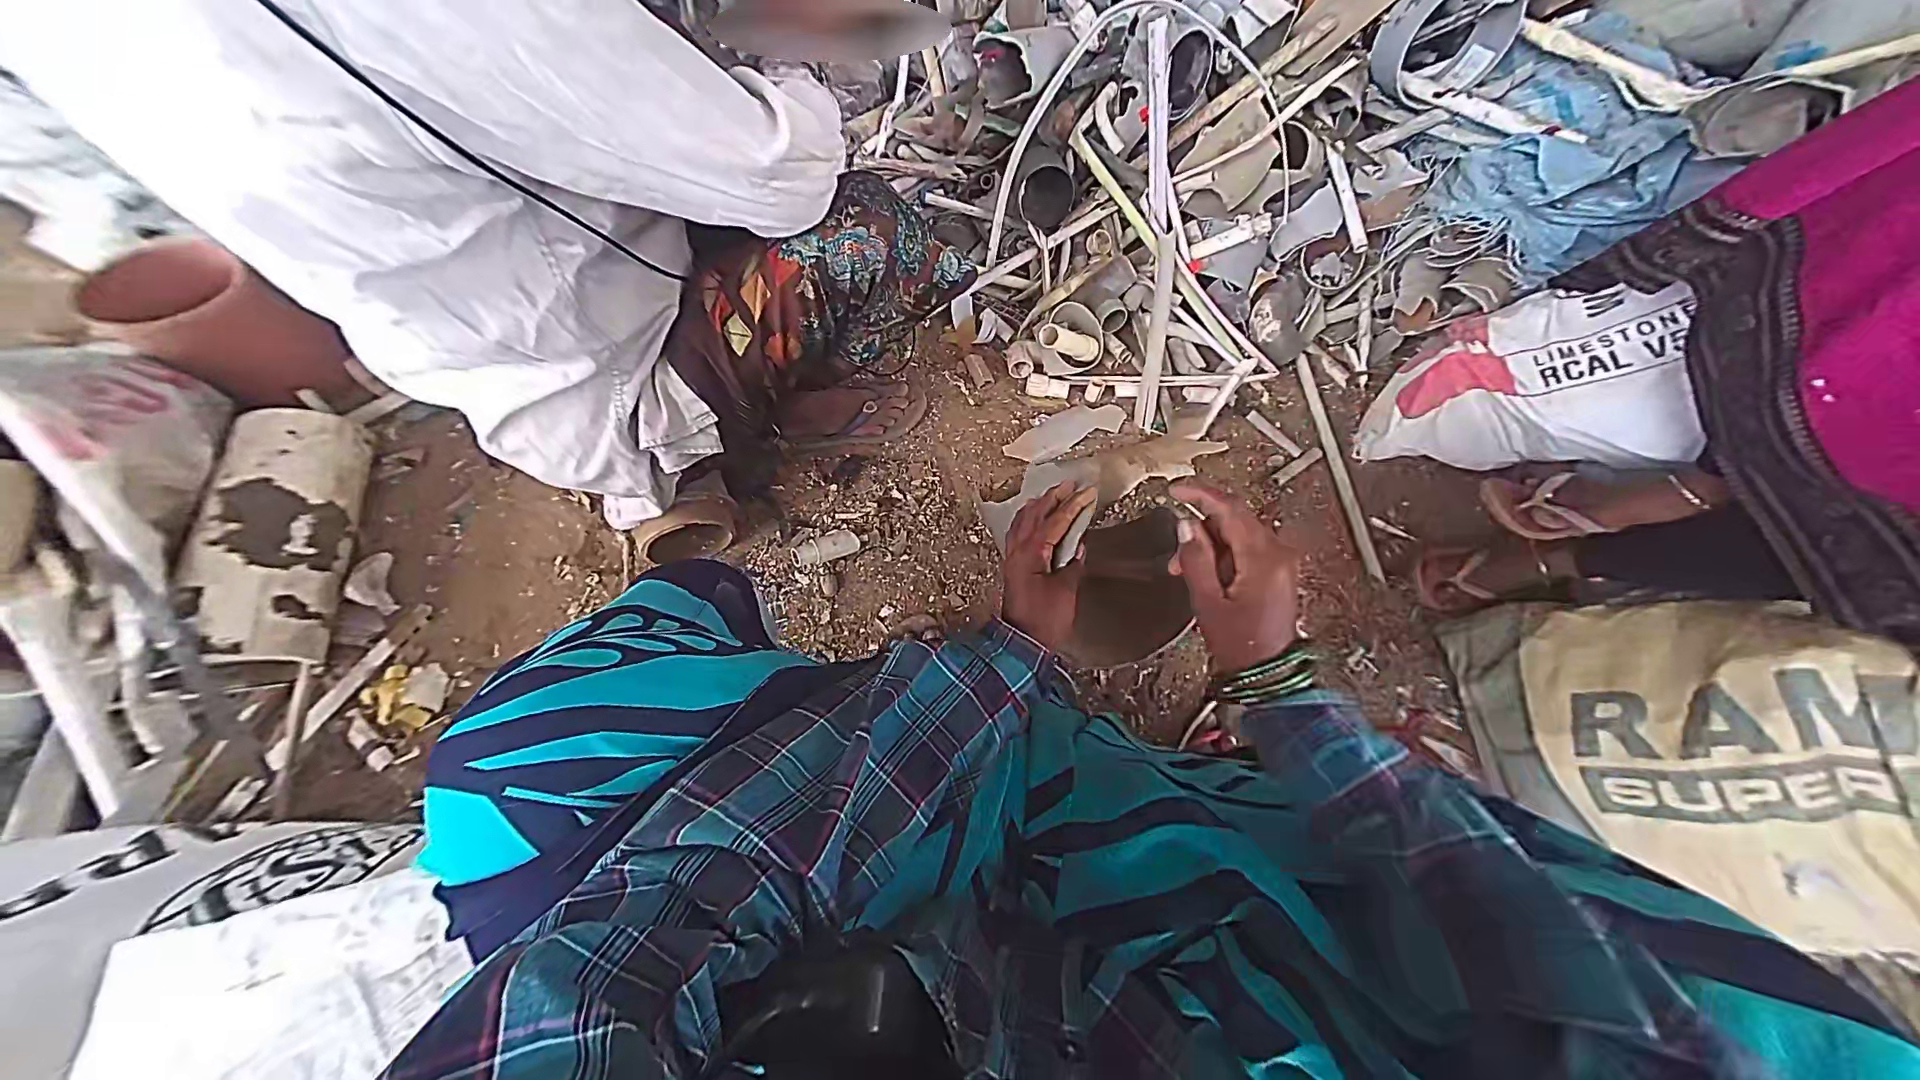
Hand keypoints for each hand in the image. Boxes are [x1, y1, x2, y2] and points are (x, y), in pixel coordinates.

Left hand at [999, 482, 1098, 652]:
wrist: (1023, 642)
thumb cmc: (1045, 620)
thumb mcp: (1066, 590)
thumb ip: (1073, 564)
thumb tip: (1079, 547)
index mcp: (1030, 554)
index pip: (1054, 521)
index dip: (1072, 506)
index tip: (1087, 493)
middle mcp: (1017, 552)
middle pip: (1033, 515)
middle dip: (1052, 498)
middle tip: (1069, 486)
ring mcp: (1012, 559)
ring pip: (1022, 522)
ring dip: (1037, 506)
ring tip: (1052, 495)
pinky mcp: (1012, 567)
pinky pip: (1017, 534)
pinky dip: (1027, 520)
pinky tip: (1033, 520)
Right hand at [1167, 483, 1301, 673]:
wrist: (1267, 671)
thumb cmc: (1240, 643)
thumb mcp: (1207, 601)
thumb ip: (1195, 558)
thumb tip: (1186, 525)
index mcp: (1263, 558)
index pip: (1231, 510)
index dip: (1201, 494)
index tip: (1177, 490)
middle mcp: (1277, 553)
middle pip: (1235, 518)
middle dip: (1200, 526)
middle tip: (1176, 548)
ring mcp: (1280, 561)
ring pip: (1238, 532)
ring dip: (1209, 542)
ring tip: (1186, 568)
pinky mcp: (1276, 570)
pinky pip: (1245, 547)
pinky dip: (1222, 552)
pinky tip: (1206, 572)